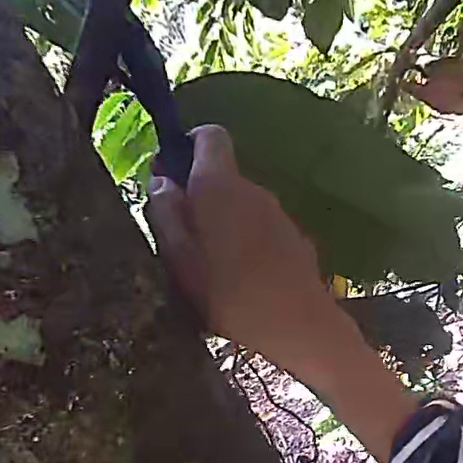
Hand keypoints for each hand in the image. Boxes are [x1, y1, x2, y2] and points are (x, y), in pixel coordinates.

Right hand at [145, 127, 417, 455]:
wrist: (301, 327)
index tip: (172, 178)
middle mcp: (255, 190)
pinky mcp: (296, 237)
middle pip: (224, 176)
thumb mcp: (180, 260)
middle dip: (200, 196)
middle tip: (183, 238)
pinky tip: (245, 278)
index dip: (188, 146)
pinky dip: (249, 240)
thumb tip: (162, 181)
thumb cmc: (230, 296)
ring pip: (243, 204)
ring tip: (213, 267)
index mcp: (221, 186)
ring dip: (225, 222)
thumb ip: (165, 214)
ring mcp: (280, 214)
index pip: (210, 136)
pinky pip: (262, 227)